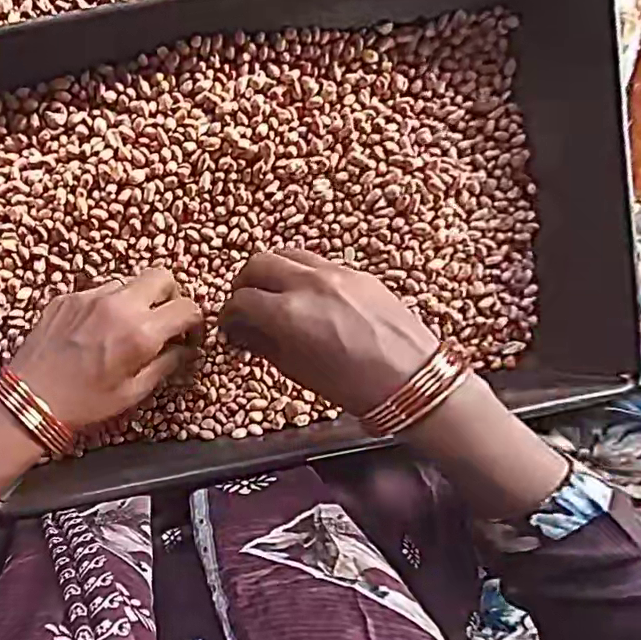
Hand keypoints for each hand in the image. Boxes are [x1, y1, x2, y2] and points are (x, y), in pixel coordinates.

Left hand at [6, 268, 202, 428]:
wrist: (30, 399)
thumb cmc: (84, 403)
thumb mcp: (133, 392)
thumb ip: (165, 365)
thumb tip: (184, 350)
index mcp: (140, 332)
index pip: (187, 307)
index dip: (195, 321)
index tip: (189, 335)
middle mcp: (118, 305)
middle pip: (162, 276)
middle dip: (171, 295)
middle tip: (164, 319)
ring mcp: (90, 296)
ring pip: (129, 281)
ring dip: (137, 298)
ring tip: (127, 326)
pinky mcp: (68, 297)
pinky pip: (99, 289)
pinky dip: (108, 303)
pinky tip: (98, 328)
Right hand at [219, 248, 438, 413]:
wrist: (412, 380)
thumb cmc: (352, 386)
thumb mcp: (296, 370)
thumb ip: (263, 343)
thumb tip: (241, 331)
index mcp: (288, 313)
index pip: (241, 300)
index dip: (228, 313)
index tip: (229, 324)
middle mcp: (308, 284)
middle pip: (258, 263)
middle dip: (244, 283)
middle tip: (244, 303)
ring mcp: (336, 273)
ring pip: (287, 254)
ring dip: (271, 271)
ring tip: (272, 294)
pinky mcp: (358, 273)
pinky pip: (317, 262)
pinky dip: (300, 273)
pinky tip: (305, 297)